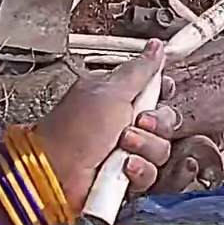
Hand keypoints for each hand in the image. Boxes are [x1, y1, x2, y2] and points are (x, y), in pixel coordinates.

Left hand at [34, 43, 174, 208]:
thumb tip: (156, 46)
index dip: (161, 92)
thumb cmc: (76, 128)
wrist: (58, 171)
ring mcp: (126, 151)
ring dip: (144, 146)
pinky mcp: (126, 177)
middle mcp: (124, 122)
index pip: (153, 90)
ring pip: (160, 148)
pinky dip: (139, 170)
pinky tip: (124, 167)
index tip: (162, 91)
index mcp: (117, 96)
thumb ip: (139, 70)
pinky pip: (150, 173)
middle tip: (137, 121)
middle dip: (156, 122)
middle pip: (165, 120)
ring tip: (123, 146)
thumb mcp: (111, 91)